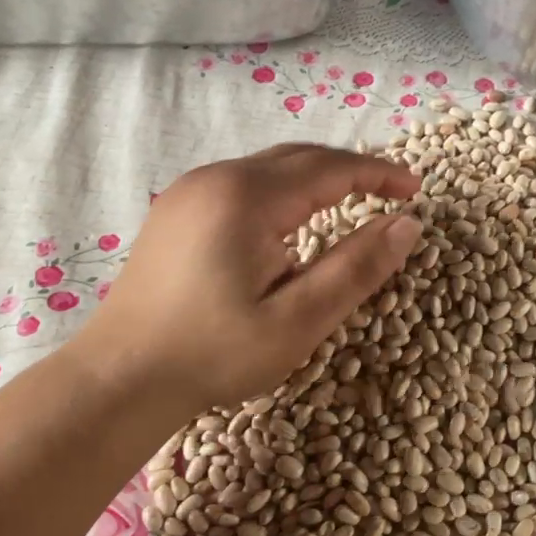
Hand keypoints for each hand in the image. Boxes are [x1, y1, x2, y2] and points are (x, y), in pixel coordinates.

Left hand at [68, 144, 421, 412]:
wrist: (119, 378)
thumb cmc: (215, 353)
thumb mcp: (300, 319)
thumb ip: (358, 267)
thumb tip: (408, 224)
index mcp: (248, 198)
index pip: (330, 169)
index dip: (379, 174)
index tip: (416, 189)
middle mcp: (216, 179)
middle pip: (300, 157)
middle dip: (352, 169)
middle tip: (393, 192)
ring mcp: (189, 193)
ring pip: (270, 168)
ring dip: (317, 179)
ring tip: (354, 202)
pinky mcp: (175, 213)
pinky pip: (244, 184)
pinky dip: (284, 191)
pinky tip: (295, 221)